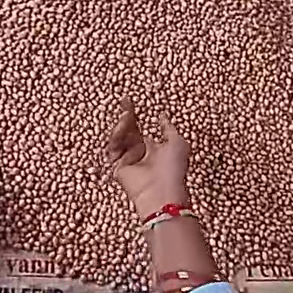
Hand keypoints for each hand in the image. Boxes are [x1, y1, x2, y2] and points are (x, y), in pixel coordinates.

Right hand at [105, 98, 188, 213]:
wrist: (162, 191)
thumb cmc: (174, 170)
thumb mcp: (178, 142)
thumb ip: (168, 128)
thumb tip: (162, 116)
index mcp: (153, 149)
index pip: (140, 130)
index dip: (135, 117)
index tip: (130, 103)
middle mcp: (139, 155)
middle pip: (128, 131)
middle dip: (126, 116)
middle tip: (125, 101)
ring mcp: (128, 161)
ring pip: (119, 138)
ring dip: (123, 125)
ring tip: (126, 114)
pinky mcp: (118, 167)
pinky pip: (114, 147)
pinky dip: (118, 136)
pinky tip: (123, 126)